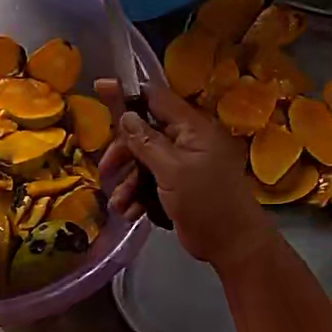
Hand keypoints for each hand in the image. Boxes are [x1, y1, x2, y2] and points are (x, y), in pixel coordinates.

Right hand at [95, 79, 270, 271]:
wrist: (231, 244)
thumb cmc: (205, 202)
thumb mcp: (172, 170)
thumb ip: (146, 141)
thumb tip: (126, 115)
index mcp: (193, 128)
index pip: (157, 99)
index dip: (128, 93)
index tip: (101, 88)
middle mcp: (187, 142)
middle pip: (144, 134)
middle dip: (123, 153)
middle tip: (106, 171)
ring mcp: (182, 165)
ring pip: (143, 163)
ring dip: (128, 182)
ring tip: (120, 203)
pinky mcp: (177, 188)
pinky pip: (150, 184)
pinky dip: (137, 197)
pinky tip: (131, 213)